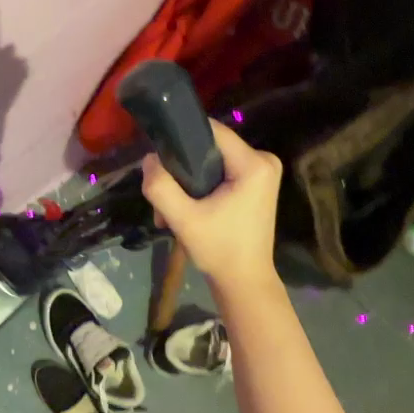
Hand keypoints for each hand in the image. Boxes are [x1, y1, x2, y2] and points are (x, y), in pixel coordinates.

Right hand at [141, 119, 282, 295]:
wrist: (243, 281)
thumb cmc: (218, 250)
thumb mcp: (183, 220)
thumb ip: (161, 187)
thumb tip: (149, 160)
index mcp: (254, 164)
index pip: (212, 131)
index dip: (182, 137)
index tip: (159, 157)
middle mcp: (263, 161)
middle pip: (211, 148)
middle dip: (182, 169)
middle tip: (163, 197)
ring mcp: (261, 173)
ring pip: (212, 162)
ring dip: (188, 182)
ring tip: (170, 210)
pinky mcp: (255, 185)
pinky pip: (221, 174)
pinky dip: (201, 188)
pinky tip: (187, 210)